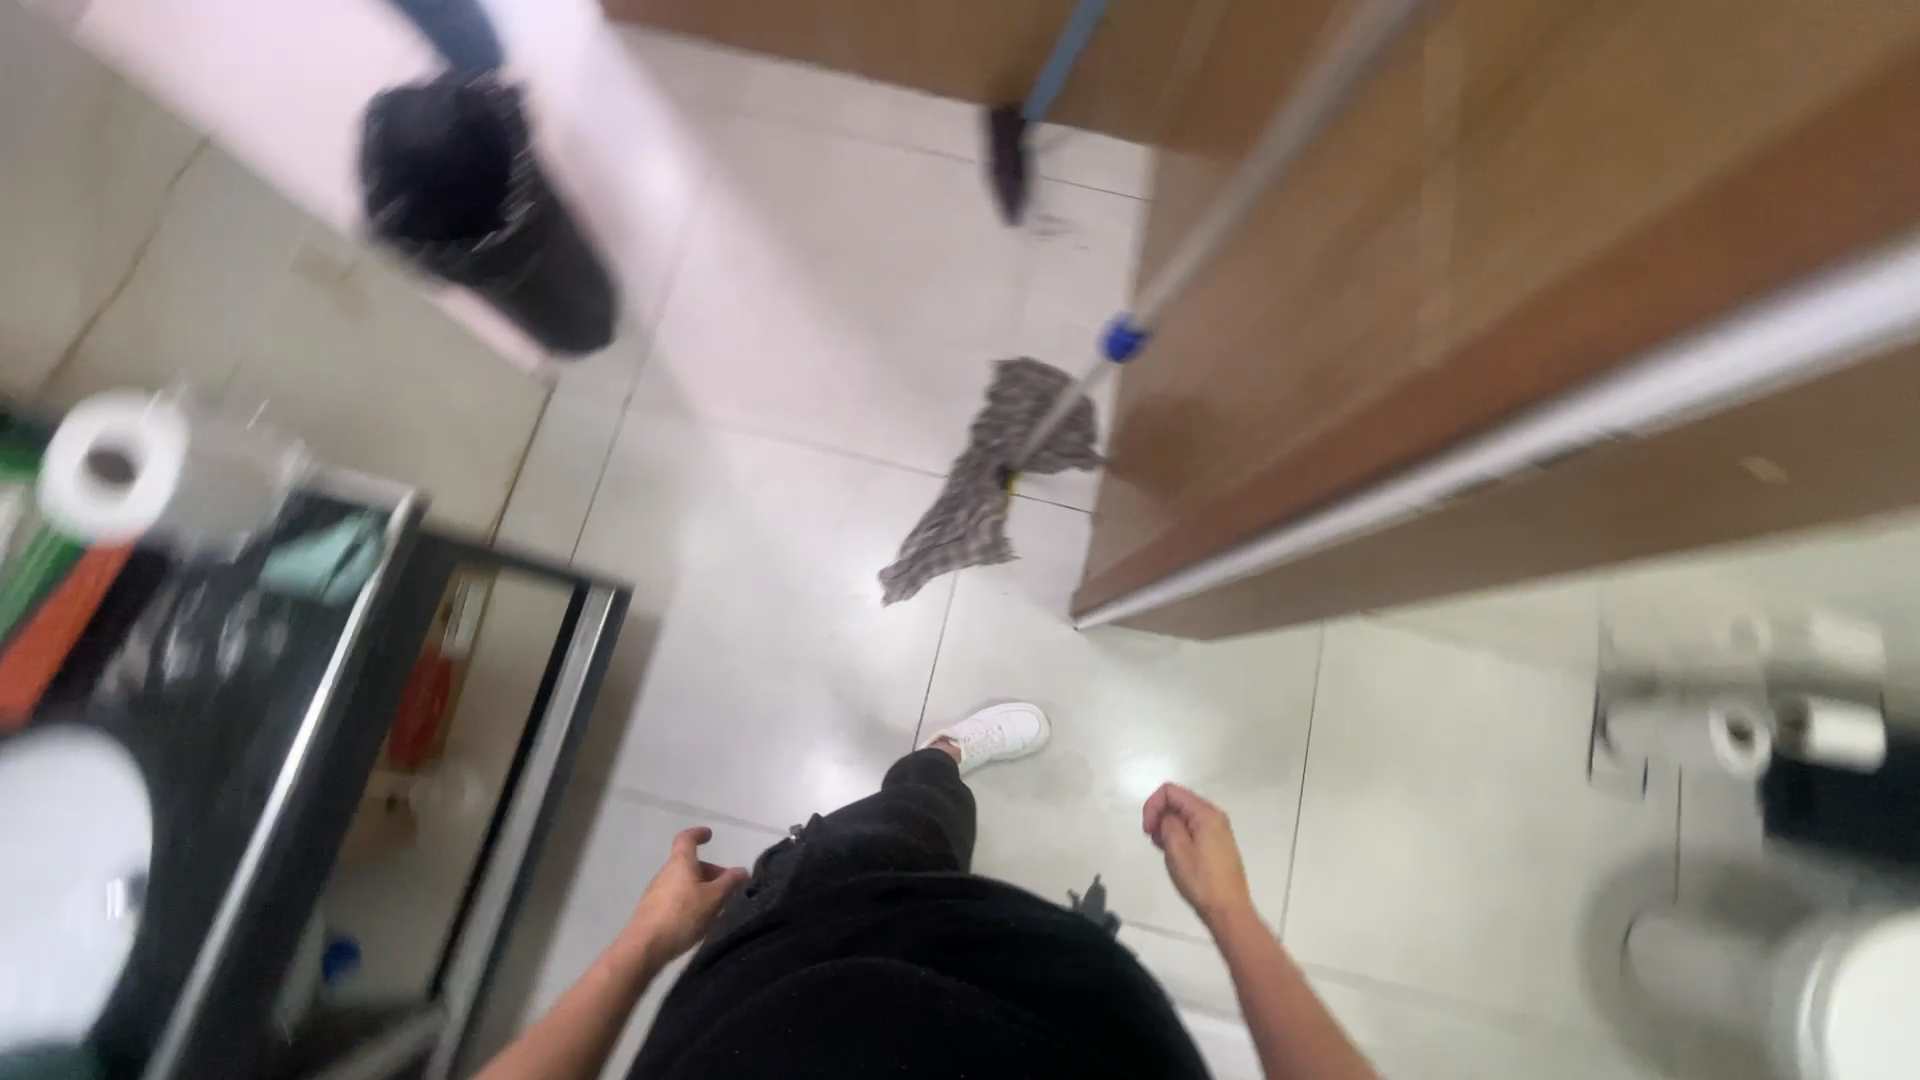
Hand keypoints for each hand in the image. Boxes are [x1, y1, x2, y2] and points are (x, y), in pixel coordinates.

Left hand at [613, 827, 747, 971]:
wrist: (643, 949)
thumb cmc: (682, 915)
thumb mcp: (714, 898)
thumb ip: (730, 883)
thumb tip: (742, 871)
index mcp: (680, 862)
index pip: (687, 838)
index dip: (698, 834)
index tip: (709, 836)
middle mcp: (665, 873)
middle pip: (689, 864)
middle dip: (709, 872)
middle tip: (727, 887)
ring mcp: (655, 894)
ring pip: (682, 884)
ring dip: (700, 890)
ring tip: (716, 908)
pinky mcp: (650, 914)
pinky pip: (674, 900)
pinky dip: (688, 904)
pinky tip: (698, 922)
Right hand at [1143, 783, 1252, 928]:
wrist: (1228, 911)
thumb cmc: (1200, 879)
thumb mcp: (1176, 847)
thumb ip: (1167, 822)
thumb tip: (1166, 816)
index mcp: (1206, 813)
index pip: (1170, 791)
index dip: (1152, 805)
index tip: (1147, 830)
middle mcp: (1214, 816)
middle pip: (1178, 801)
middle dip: (1159, 815)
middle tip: (1153, 840)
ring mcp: (1218, 831)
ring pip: (1184, 816)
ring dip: (1168, 827)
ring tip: (1163, 850)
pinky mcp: (1218, 845)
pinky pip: (1193, 829)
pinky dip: (1179, 835)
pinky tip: (1175, 854)